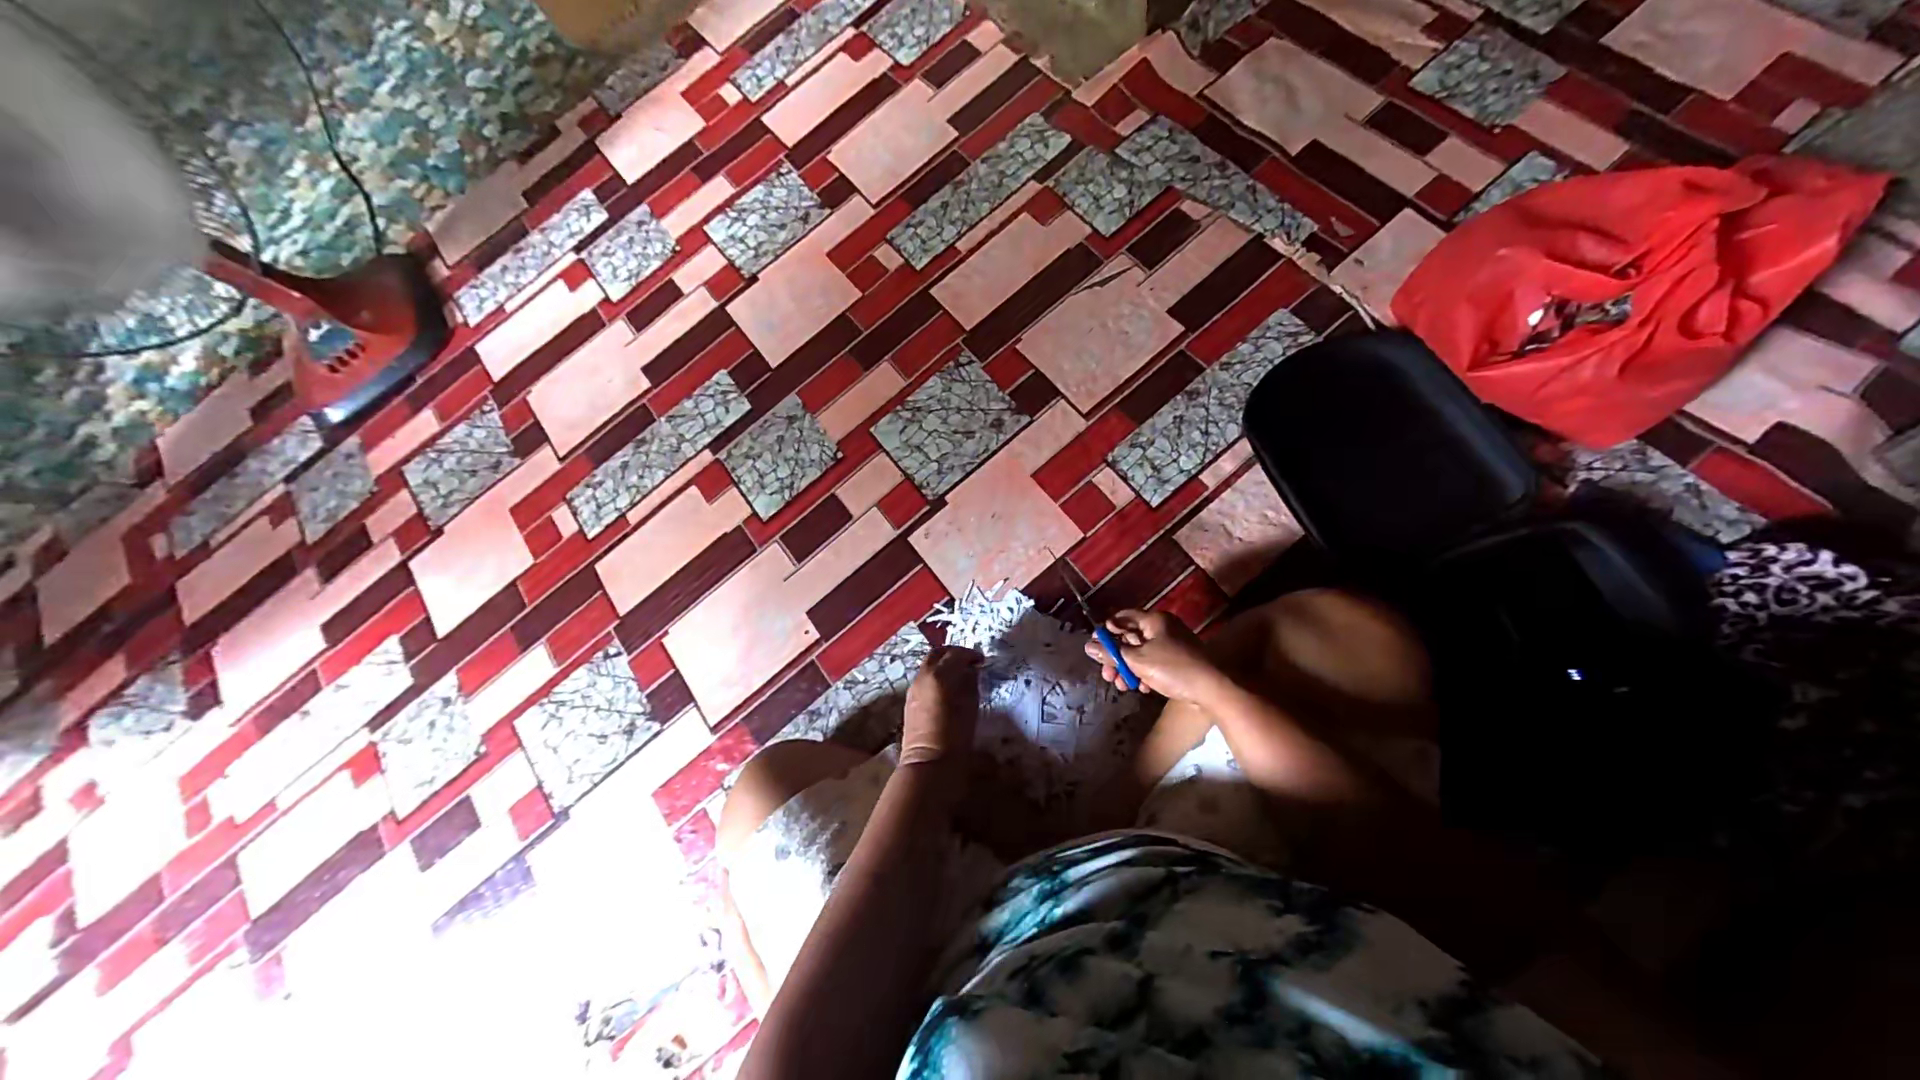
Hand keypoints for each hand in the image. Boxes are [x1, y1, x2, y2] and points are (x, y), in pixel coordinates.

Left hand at [900, 646, 982, 775]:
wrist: (928, 763)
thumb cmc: (955, 737)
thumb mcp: (970, 708)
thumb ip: (970, 684)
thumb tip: (971, 672)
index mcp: (939, 676)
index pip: (955, 654)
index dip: (970, 654)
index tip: (981, 660)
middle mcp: (922, 677)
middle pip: (937, 654)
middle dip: (953, 653)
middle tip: (969, 661)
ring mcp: (913, 688)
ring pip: (928, 665)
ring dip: (943, 664)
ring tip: (959, 674)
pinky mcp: (909, 700)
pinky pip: (923, 678)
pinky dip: (936, 675)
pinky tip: (947, 688)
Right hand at [1085, 609, 1221, 703]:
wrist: (1211, 688)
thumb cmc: (1172, 668)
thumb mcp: (1136, 660)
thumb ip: (1111, 652)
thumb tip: (1088, 646)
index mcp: (1154, 620)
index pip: (1122, 617)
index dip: (1106, 631)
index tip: (1095, 648)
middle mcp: (1163, 627)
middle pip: (1129, 637)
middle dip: (1116, 657)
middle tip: (1107, 674)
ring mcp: (1172, 643)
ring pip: (1140, 652)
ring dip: (1128, 668)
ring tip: (1123, 685)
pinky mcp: (1178, 659)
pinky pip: (1154, 661)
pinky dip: (1144, 672)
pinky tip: (1142, 688)